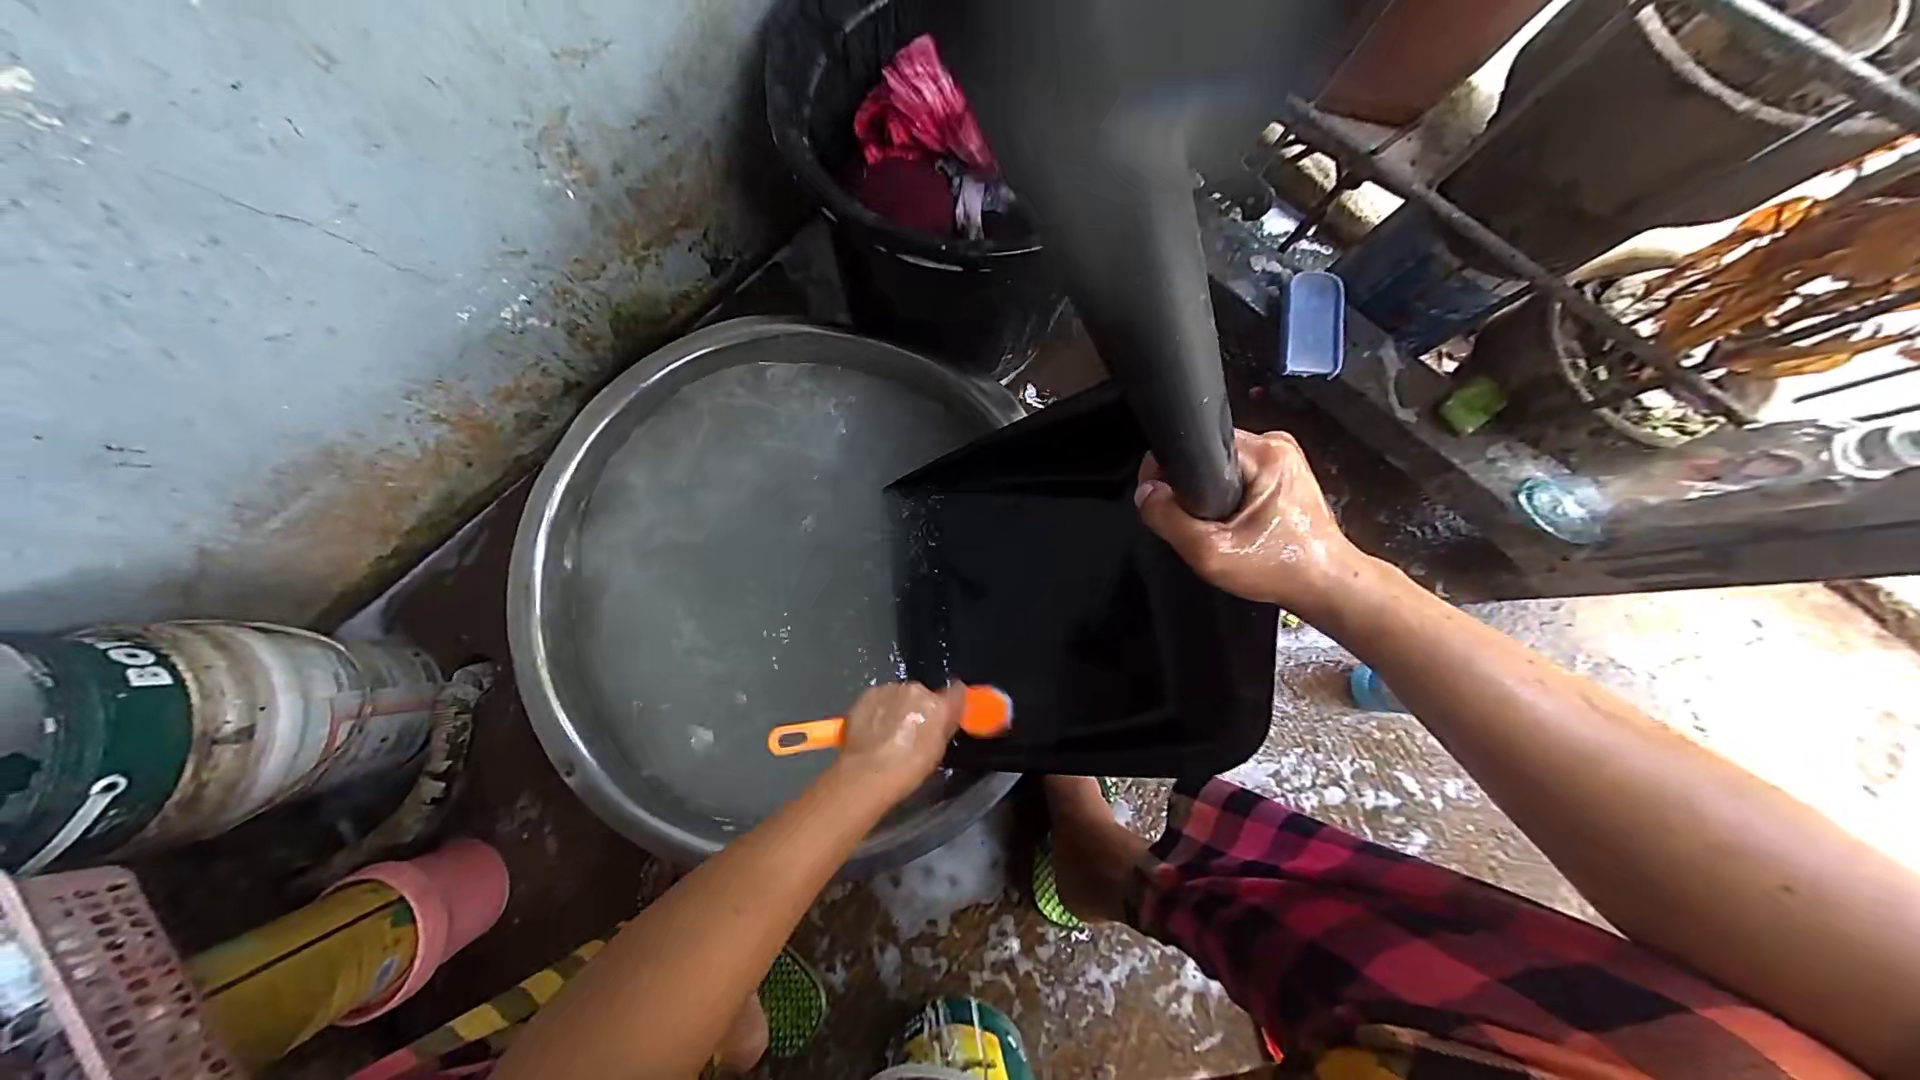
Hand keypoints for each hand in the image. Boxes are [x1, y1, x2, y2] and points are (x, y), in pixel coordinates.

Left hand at [830, 682, 964, 801]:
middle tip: (911, 730)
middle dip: (919, 707)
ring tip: (888, 730)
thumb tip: (947, 716)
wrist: (866, 771)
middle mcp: (917, 691)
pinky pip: (881, 697)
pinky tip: (873, 726)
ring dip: (898, 706)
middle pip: (923, 695)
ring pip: (900, 695)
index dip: (952, 701)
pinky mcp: (869, 693)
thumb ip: (944, 726)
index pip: (956, 692)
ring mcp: (891, 689)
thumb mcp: (937, 752)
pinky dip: (880, 708)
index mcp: (939, 706)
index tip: (949, 709)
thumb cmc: (907, 770)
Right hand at [1135, 429, 1365, 614]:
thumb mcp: (1208, 552)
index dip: (1168, 471)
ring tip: (1224, 527)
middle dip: (1193, 490)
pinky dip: (1228, 500)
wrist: (1323, 585)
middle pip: (1206, 457)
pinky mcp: (1283, 475)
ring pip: (1220, 469)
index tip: (1165, 500)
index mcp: (1265, 454)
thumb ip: (1167, 520)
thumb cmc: (1282, 569)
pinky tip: (1237, 524)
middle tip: (1206, 525)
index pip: (1196, 445)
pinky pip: (1236, 477)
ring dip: (1211, 496)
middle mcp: (1276, 448)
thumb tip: (1146, 495)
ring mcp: (1282, 460)